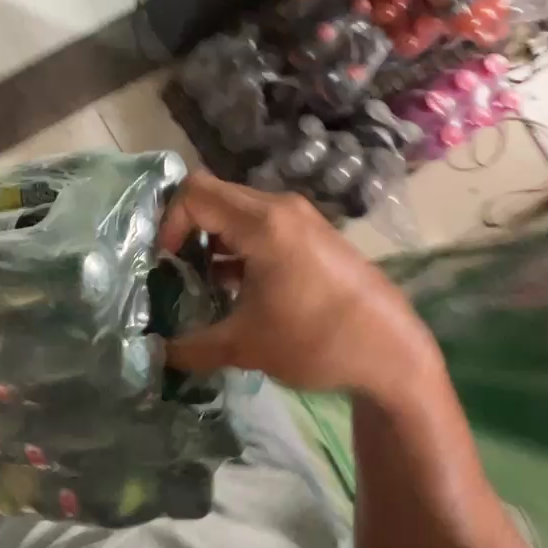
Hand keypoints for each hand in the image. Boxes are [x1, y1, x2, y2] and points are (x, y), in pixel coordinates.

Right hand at [157, 171, 443, 403]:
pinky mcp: (314, 237)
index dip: (169, 223)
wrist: (392, 353)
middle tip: (175, 271)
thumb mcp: (245, 347)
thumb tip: (155, 355)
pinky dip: (239, 248)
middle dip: (187, 230)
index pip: (194, 193)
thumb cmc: (316, 341)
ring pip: (239, 213)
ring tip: (202, 283)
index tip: (166, 264)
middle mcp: (281, 209)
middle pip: (214, 196)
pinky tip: (236, 289)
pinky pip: (262, 227)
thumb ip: (191, 347)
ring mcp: (302, 220)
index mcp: (263, 223)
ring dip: (213, 241)